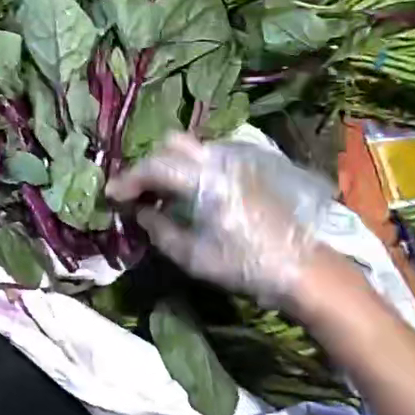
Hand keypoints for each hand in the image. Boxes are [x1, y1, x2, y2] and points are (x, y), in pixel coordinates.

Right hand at [106, 134, 370, 316]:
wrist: (304, 269)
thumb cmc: (245, 265)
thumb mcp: (192, 256)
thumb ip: (158, 229)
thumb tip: (141, 212)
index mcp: (203, 180)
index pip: (153, 167)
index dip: (127, 180)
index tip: (110, 197)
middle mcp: (218, 161)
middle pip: (171, 145)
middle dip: (148, 166)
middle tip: (136, 193)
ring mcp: (235, 162)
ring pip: (190, 149)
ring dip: (168, 166)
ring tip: (158, 196)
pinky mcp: (247, 170)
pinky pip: (206, 159)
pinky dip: (187, 170)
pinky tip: (185, 196)